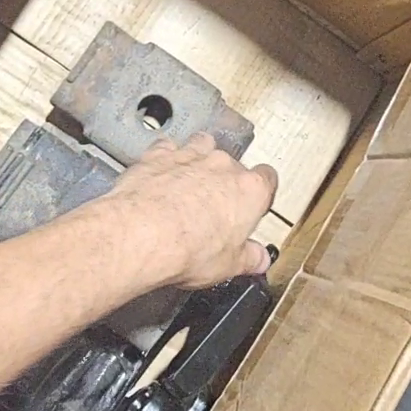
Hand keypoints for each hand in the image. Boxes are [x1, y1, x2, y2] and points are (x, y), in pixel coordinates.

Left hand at [83, 132, 277, 288]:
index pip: (267, 180)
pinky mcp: (158, 155)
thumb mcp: (228, 265)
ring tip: (190, 180)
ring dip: (198, 159)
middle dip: (225, 181)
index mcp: (249, 191)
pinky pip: (167, 147)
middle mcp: (222, 166)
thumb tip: (259, 260)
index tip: (252, 207)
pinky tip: (160, 171)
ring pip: (202, 145)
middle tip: (214, 208)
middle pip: (232, 164)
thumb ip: (249, 258)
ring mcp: (190, 156)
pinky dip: (165, 156)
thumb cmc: (188, 249)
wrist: (143, 235)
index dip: (260, 194)